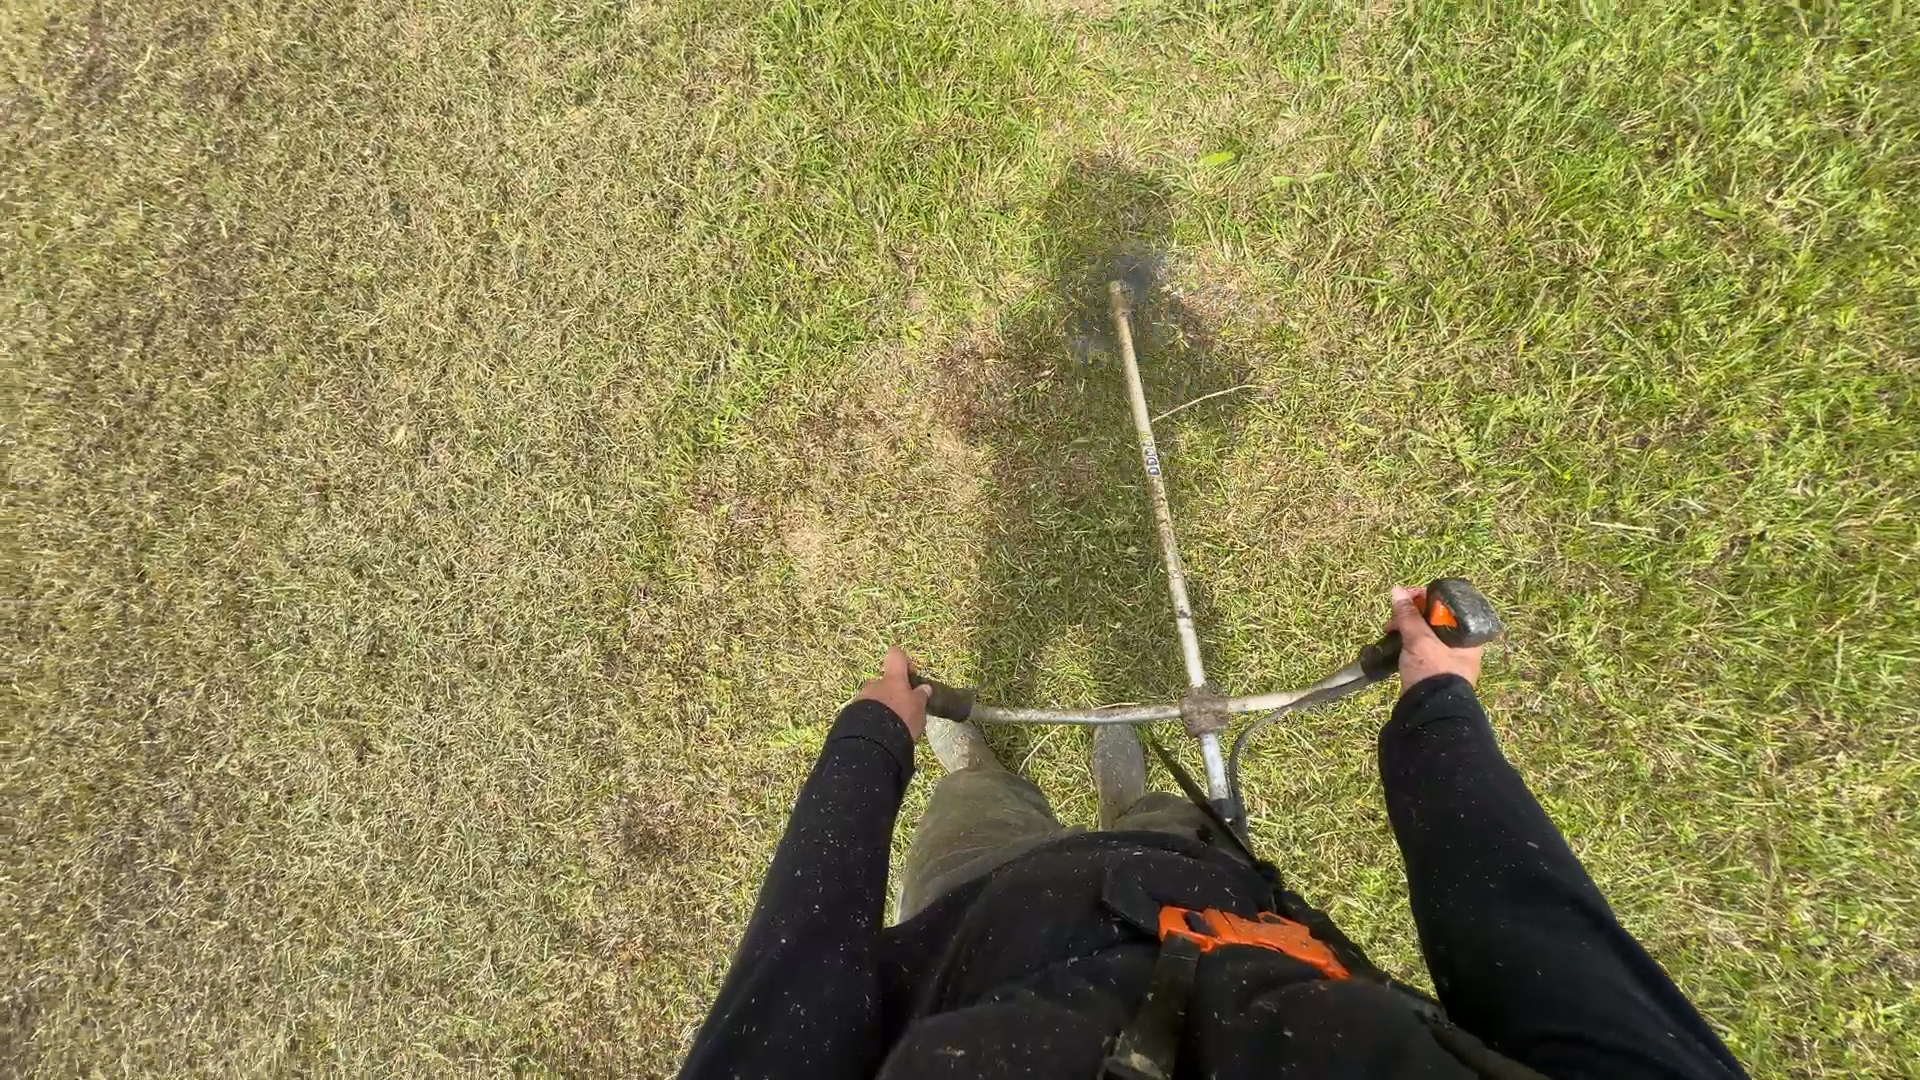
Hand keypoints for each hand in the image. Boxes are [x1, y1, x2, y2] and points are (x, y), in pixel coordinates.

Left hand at [855, 646, 932, 739]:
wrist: (873, 742)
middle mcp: (875, 684)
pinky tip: (879, 733)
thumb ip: (920, 696)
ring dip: (881, 707)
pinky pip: (865, 712)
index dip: (903, 661)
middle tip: (902, 710)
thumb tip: (924, 687)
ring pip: (874, 698)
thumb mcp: (918, 709)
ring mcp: (861, 699)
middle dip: (892, 693)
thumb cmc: (901, 719)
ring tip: (891, 727)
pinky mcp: (851, 715)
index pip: (896, 656)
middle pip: (884, 681)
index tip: (910, 675)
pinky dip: (872, 719)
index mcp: (893, 678)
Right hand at [1389, 585, 1482, 688]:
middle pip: (1434, 617)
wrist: (1430, 708)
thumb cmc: (1432, 671)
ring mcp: (1447, 655)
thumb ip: (1408, 615)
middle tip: (1393, 620)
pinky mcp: (1433, 666)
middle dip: (1410, 614)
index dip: (1424, 598)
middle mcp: (1461, 643)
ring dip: (1405, 627)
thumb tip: (1397, 591)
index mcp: (1468, 634)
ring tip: (1390, 632)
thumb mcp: (1419, 640)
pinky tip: (1395, 642)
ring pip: (1424, 631)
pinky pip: (1420, 644)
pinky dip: (1406, 640)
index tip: (1404, 600)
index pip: (1447, 605)